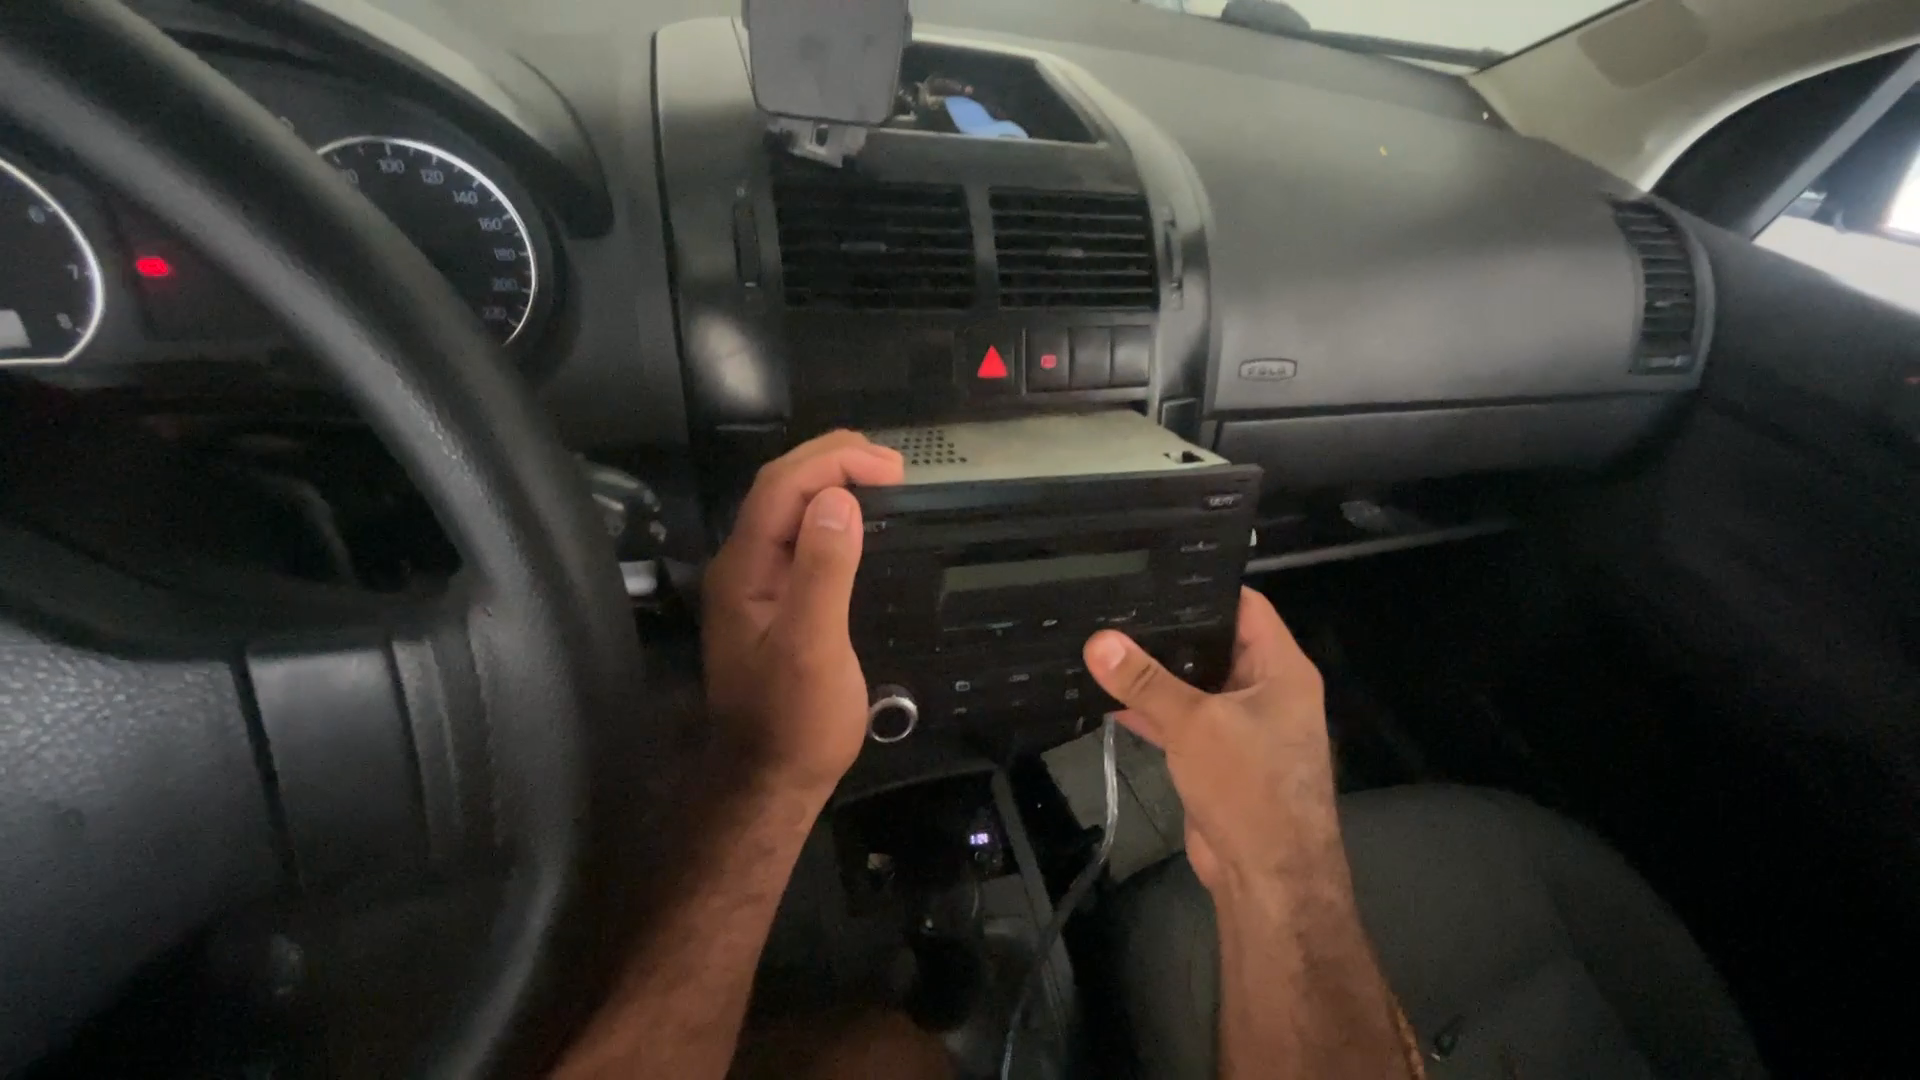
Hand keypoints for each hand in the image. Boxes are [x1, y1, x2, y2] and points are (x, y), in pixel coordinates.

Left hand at [702, 431, 904, 800]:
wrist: (769, 780)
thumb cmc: (795, 721)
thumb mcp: (813, 647)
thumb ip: (823, 572)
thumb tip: (839, 500)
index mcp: (744, 568)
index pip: (781, 487)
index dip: (834, 462)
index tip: (892, 468)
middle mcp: (742, 565)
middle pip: (779, 488)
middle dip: (832, 460)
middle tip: (893, 466)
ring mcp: (756, 583)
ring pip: (788, 509)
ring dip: (831, 481)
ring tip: (882, 478)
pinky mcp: (775, 600)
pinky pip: (799, 537)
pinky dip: (831, 513)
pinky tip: (859, 520)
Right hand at [1083, 588, 1337, 893]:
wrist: (1267, 879)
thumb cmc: (1249, 786)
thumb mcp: (1195, 724)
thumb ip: (1145, 681)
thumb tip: (1098, 641)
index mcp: (1279, 669)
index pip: (1245, 605)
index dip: (1204, 586)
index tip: (1154, 571)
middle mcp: (1265, 690)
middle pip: (1213, 643)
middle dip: (1167, 629)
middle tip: (1115, 604)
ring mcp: (1241, 724)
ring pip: (1193, 684)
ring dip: (1155, 673)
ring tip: (1103, 642)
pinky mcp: (1217, 755)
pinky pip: (1182, 720)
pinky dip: (1151, 710)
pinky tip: (1106, 695)